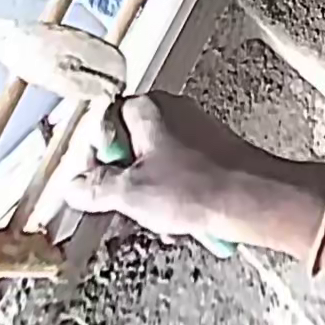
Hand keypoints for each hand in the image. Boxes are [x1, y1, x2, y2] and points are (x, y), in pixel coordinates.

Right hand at [64, 93, 275, 241]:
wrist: (248, 196)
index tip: (94, 182)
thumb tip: (75, 185)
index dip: (97, 157)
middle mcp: (170, 108)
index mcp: (147, 108)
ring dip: (150, 190)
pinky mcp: (208, 145)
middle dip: (126, 179)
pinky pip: (178, 166)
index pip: (105, 123)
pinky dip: (173, 190)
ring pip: (154, 159)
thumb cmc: (195, 186)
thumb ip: (96, 187)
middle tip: (127, 205)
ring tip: (160, 216)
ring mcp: (191, 125)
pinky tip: (180, 216)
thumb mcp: (132, 193)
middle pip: (130, 142)